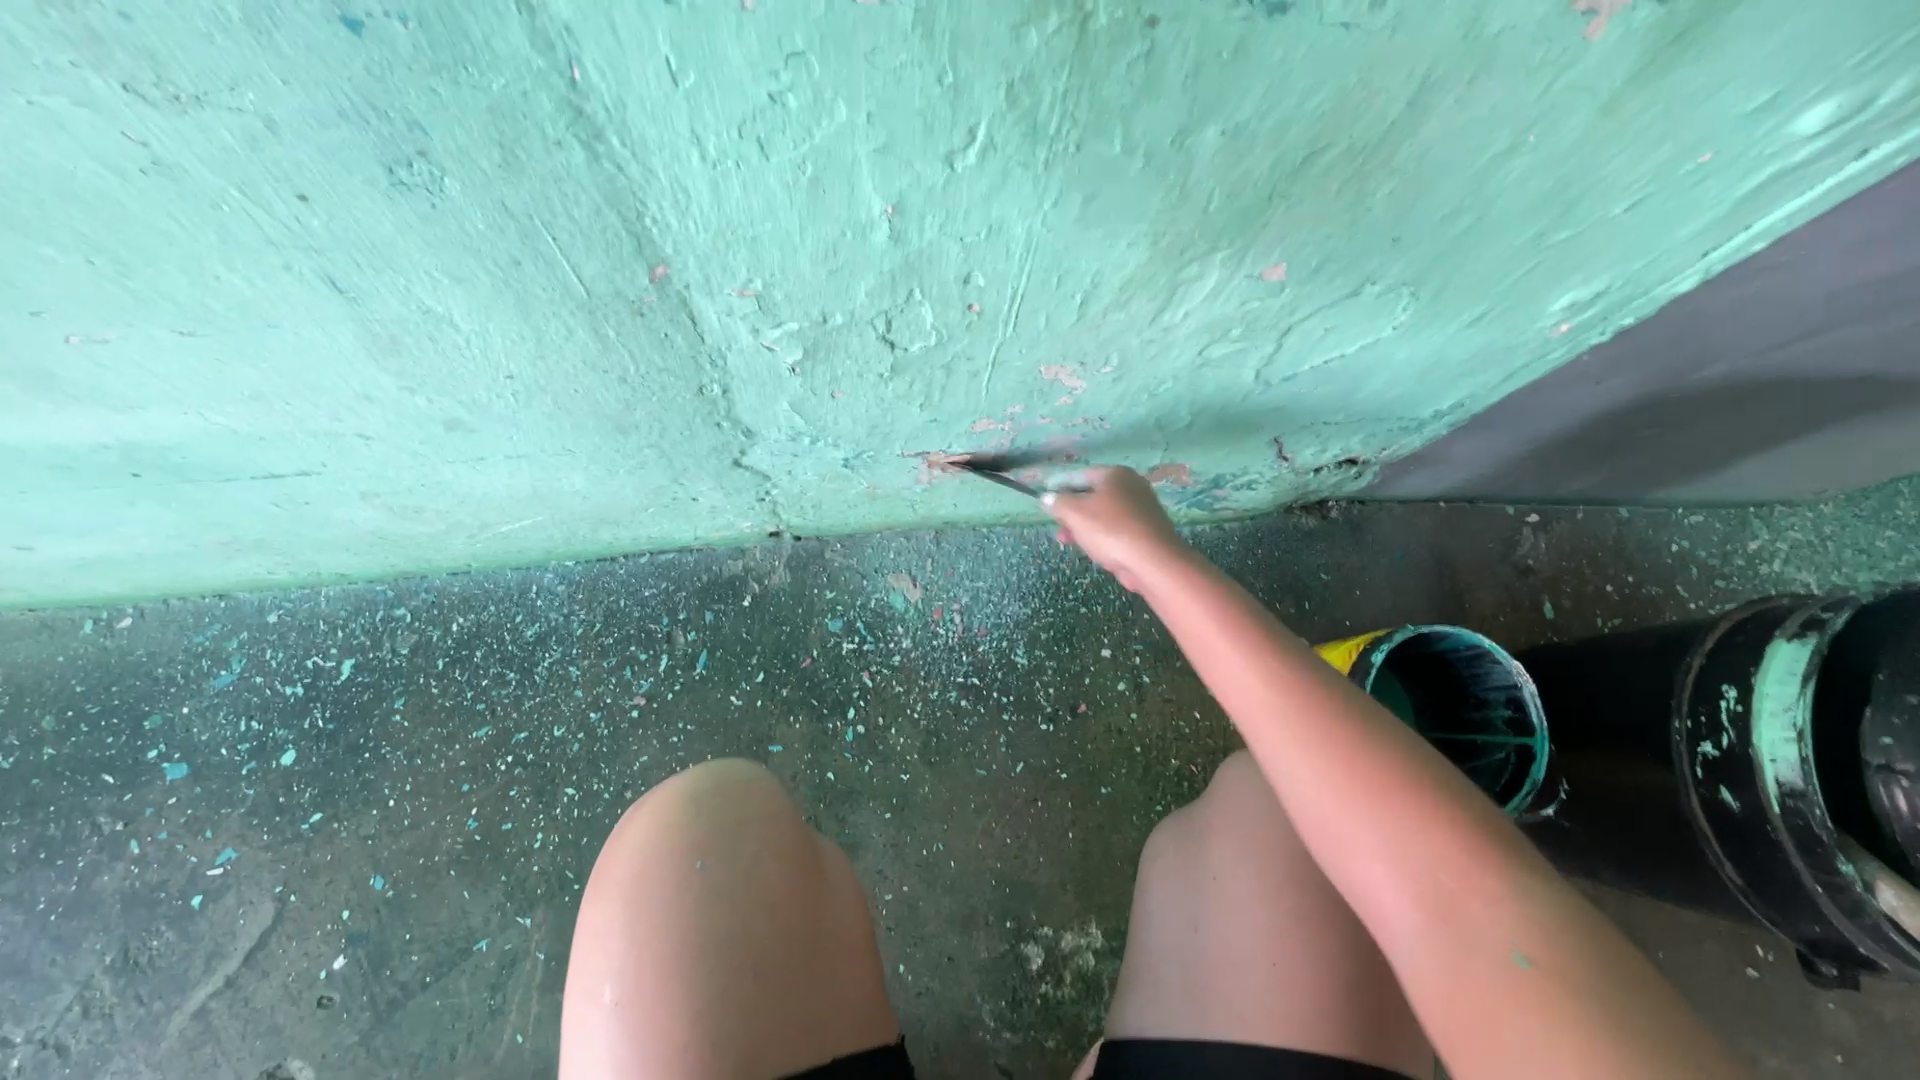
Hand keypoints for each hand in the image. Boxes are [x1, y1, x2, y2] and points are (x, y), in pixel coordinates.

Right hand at [1040, 466, 1186, 592]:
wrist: (1153, 561)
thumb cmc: (1110, 530)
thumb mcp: (1075, 513)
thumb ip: (1058, 503)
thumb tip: (1047, 497)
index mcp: (1116, 474)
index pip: (1080, 475)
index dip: (1059, 486)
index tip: (1045, 498)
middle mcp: (1132, 486)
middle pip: (1093, 495)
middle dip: (1071, 510)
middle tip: (1055, 522)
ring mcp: (1141, 509)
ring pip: (1104, 514)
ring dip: (1083, 526)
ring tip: (1064, 539)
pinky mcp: (1146, 531)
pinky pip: (1116, 529)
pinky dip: (1100, 535)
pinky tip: (1089, 548)